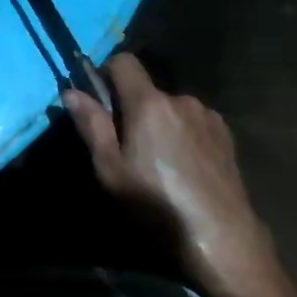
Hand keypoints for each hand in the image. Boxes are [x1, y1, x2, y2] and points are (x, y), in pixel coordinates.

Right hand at [63, 55, 288, 296]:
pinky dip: (180, 133)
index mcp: (150, 103)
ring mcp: (208, 116)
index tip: (98, 102)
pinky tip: (181, 167)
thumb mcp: (110, 168)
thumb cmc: (154, 201)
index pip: (124, 62)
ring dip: (158, 122)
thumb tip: (71, 92)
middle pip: (147, 90)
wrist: (219, 234)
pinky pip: (191, 122)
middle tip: (123, 147)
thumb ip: (91, 125)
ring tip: (155, 161)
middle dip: (131, 108)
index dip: (105, 74)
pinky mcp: (225, 135)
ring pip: (170, 107)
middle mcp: (182, 99)